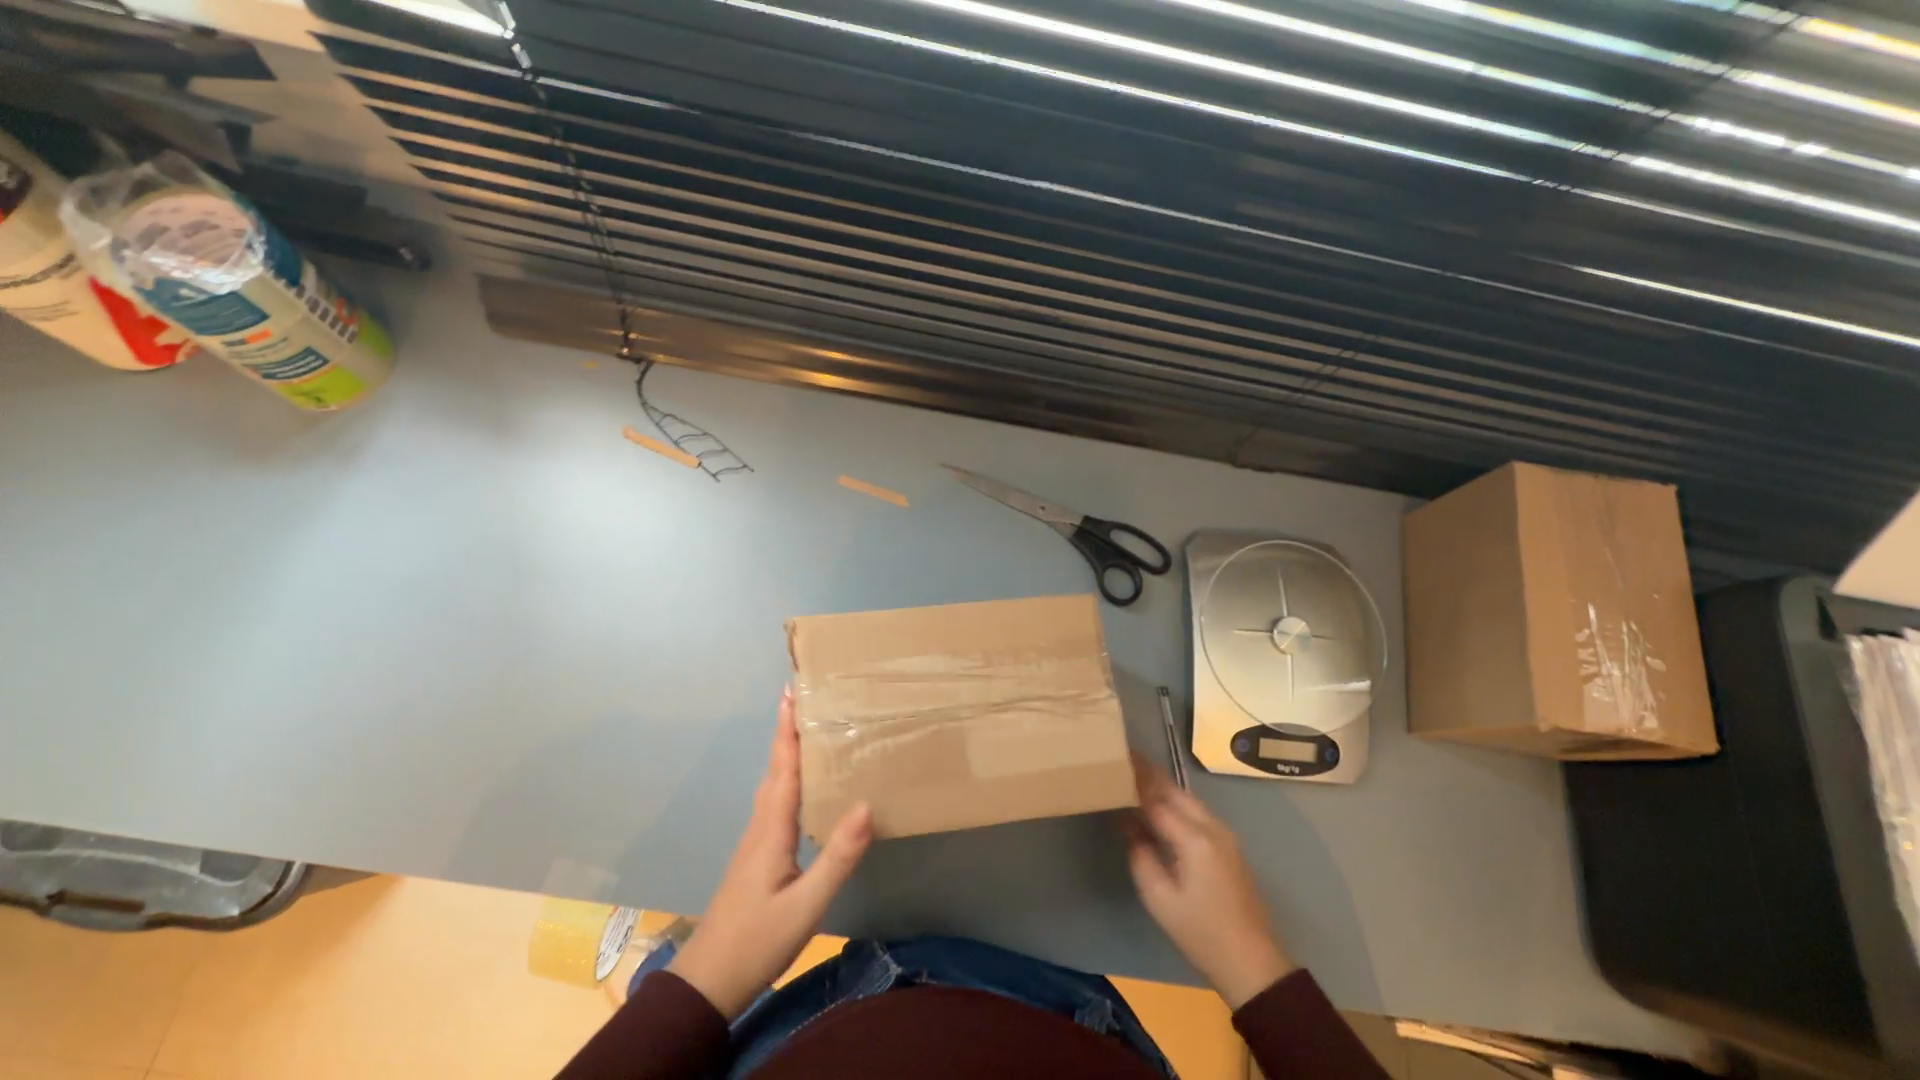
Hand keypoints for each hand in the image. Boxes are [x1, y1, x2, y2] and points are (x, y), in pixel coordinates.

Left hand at [668, 687, 873, 1019]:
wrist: (710, 979)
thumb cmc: (758, 940)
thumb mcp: (807, 903)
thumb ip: (838, 856)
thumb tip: (866, 804)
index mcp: (771, 829)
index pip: (784, 768)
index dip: (789, 730)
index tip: (794, 692)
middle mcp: (760, 826)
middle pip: (776, 769)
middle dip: (789, 732)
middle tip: (808, 700)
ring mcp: (756, 841)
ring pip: (774, 785)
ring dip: (788, 754)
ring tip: (811, 732)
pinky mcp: (757, 856)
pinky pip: (776, 803)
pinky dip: (789, 780)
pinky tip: (805, 788)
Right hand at [1125, 761, 1295, 1007]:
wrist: (1251, 961)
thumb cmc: (1200, 932)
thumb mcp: (1159, 898)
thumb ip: (1141, 856)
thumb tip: (1129, 826)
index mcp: (1194, 838)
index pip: (1157, 799)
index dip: (1136, 779)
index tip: (1117, 758)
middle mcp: (1213, 828)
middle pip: (1177, 792)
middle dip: (1151, 774)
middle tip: (1124, 757)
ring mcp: (1225, 837)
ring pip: (1189, 800)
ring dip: (1164, 786)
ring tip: (1138, 775)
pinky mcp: (1229, 848)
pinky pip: (1198, 814)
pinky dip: (1177, 803)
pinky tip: (1161, 806)